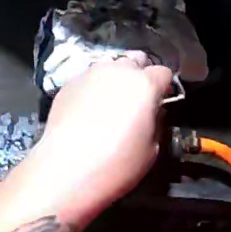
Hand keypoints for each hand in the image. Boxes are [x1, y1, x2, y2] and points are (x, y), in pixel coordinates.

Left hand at [23, 54, 173, 209]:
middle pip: (135, 61)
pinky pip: (87, 79)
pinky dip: (92, 89)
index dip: (163, 87)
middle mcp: (118, 72)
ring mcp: (90, 75)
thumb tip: (152, 112)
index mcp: (145, 85)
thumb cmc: (117, 163)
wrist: (67, 170)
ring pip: (109, 66)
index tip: (160, 101)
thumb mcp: (152, 149)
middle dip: (139, 76)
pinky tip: (88, 111)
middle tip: (135, 101)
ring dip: (114, 79)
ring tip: (110, 103)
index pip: (163, 72)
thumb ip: (156, 122)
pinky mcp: (68, 84)